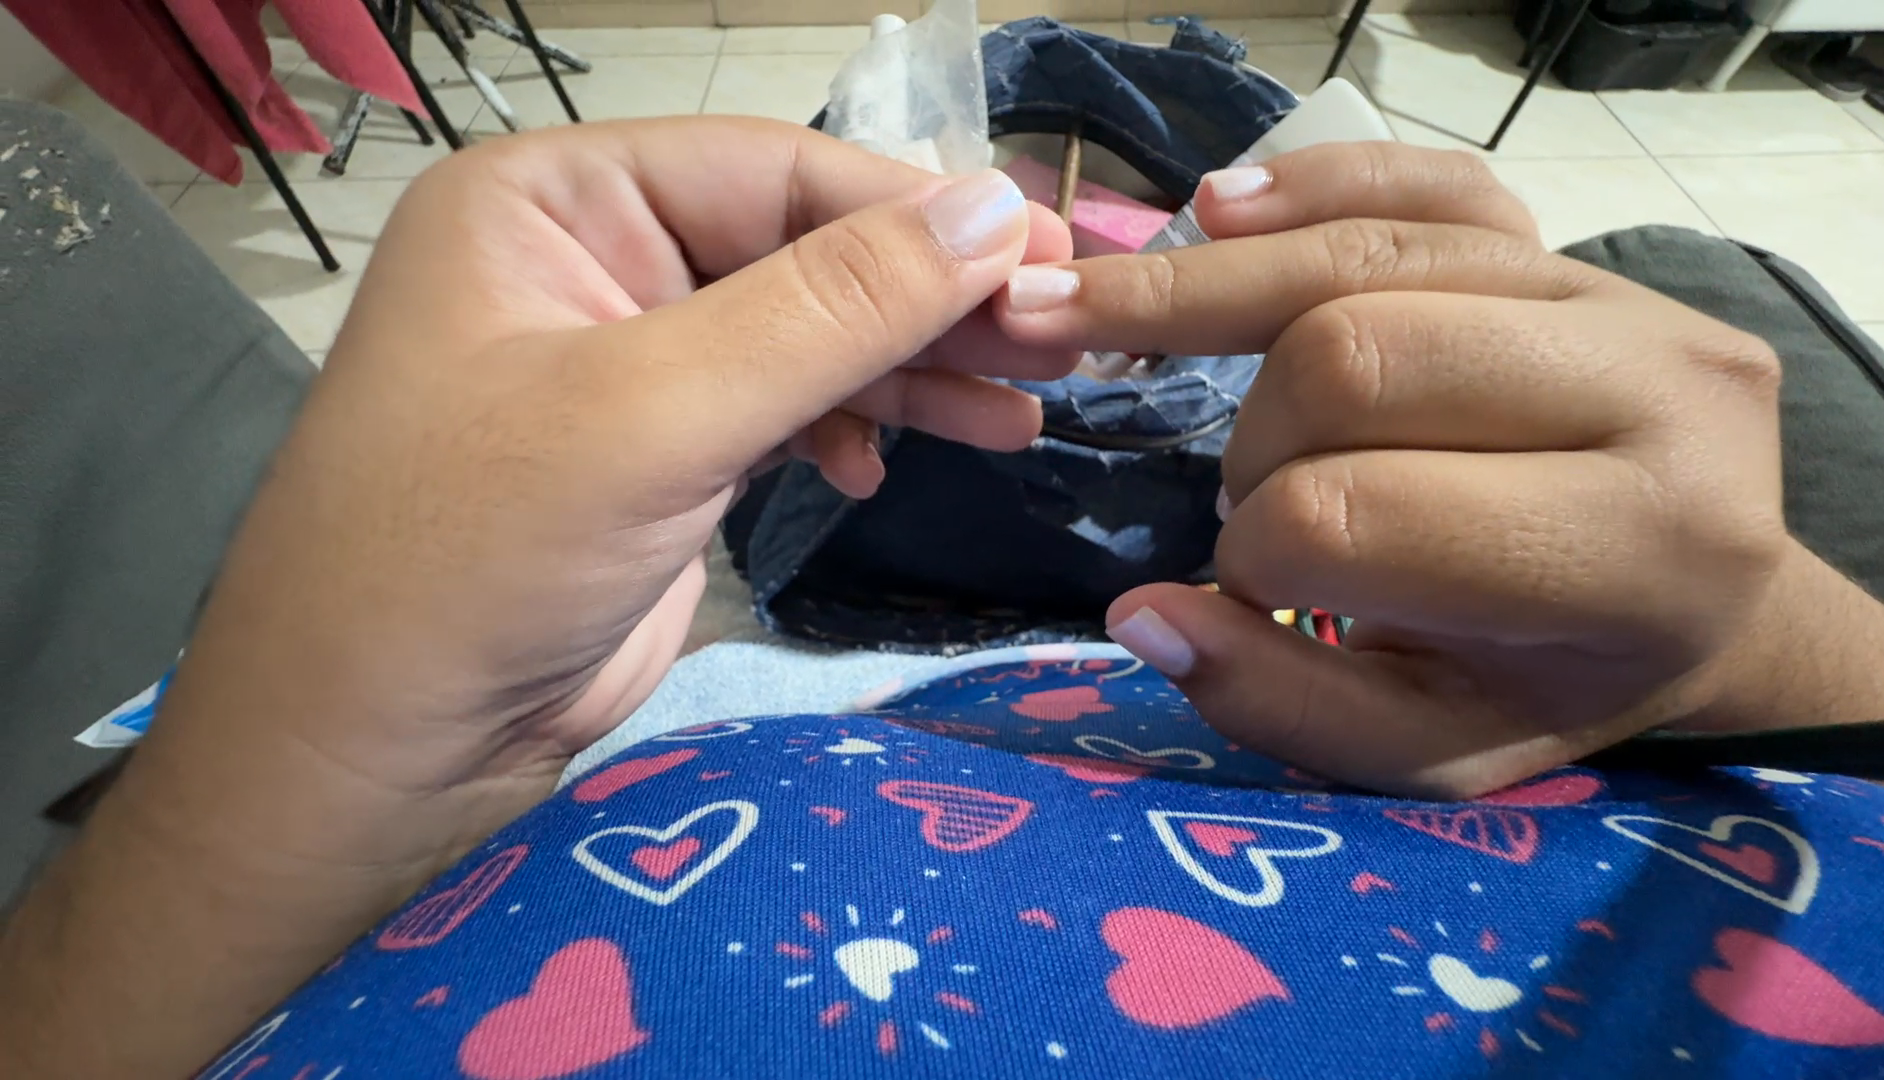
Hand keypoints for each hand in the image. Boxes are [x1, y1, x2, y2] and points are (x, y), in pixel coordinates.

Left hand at [0, 118, 1076, 1079]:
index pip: (779, 174)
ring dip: (914, 379)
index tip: (1040, 257)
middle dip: (930, 306)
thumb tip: (992, 215)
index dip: (918, 214)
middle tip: (1050, 340)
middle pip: (809, 259)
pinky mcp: (678, 453)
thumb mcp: (662, 412)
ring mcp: (647, 366)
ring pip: (814, 344)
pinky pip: (793, 414)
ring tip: (1017, 412)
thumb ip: (833, 308)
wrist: (391, 751)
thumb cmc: (480, 559)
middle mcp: (607, 266)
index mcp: (565, 204)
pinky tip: (885, 470)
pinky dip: (855, 435)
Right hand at [994, 141, 1883, 797]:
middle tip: (1247, 497)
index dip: (1252, 556)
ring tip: (1099, 322)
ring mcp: (1607, 289)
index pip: (1347, 512)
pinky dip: (1300, 187)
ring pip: (1351, 258)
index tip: (1252, 589)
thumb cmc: (1535, 686)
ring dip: (1203, 307)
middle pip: (1344, 358)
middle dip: (1249, 443)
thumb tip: (1136, 615)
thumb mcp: (1408, 745)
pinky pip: (1415, 182)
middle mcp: (1652, 386)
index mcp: (1627, 549)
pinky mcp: (1560, 242)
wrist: (1684, 602)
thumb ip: (1273, 697)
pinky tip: (1215, 208)